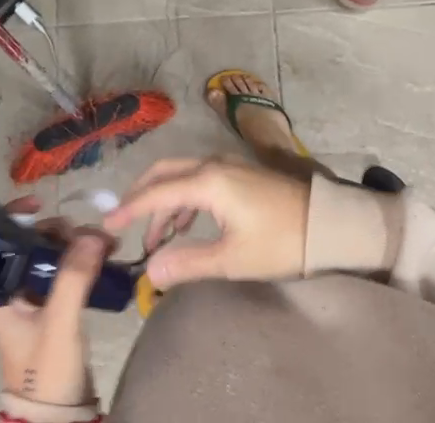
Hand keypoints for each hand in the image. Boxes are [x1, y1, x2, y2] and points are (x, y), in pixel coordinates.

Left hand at [0, 198, 112, 406]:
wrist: (58, 419)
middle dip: (61, 232)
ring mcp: (31, 301)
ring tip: (106, 245)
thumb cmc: (47, 371)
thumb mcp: (59, 323)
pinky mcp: (52, 310)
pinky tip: (103, 259)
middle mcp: (10, 291)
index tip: (42, 201)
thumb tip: (93, 234)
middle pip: (30, 243)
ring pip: (50, 256)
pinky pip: (64, 273)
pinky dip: (82, 262)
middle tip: (93, 235)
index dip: (17, 216)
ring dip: (76, 246)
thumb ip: (73, 277)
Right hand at [103, 158, 310, 288]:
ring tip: (156, 239)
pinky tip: (184, 225)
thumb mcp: (233, 260)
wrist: (328, 225)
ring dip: (163, 201)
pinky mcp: (239, 173)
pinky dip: (182, 198)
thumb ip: (188, 263)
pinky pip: (198, 178)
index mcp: (208, 181)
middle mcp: (213, 164)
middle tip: (122, 221)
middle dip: (141, 195)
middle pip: (164, 172)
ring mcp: (227, 165)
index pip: (157, 192)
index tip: (106, 224)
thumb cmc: (280, 242)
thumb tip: (150, 271)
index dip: (129, 209)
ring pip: (181, 175)